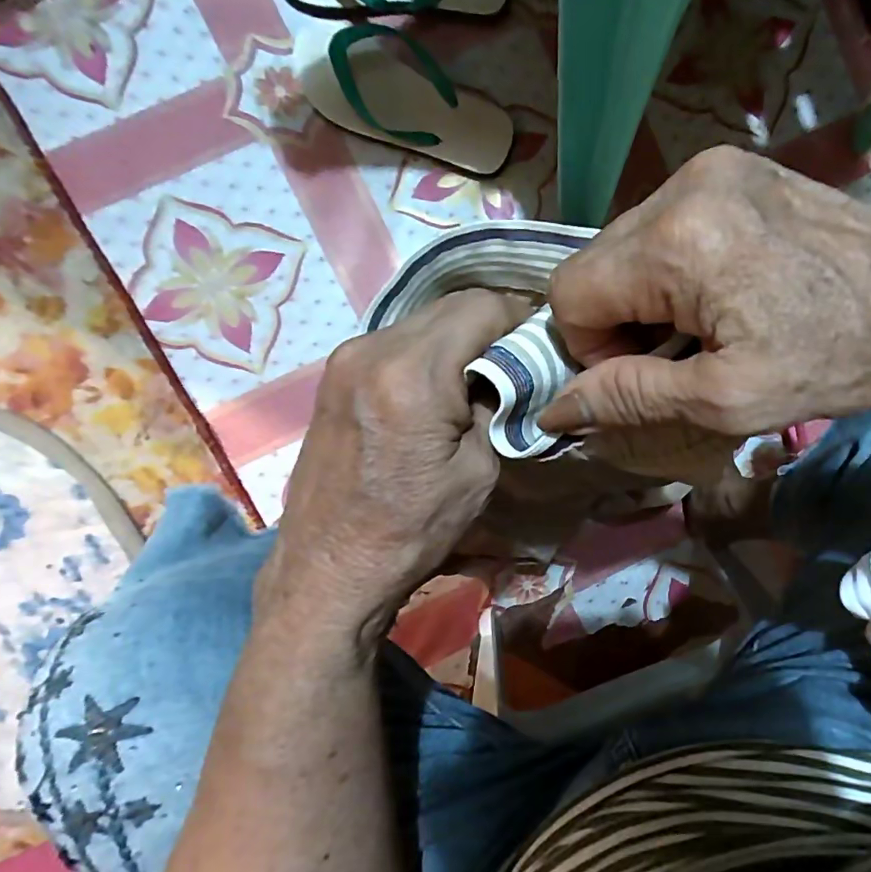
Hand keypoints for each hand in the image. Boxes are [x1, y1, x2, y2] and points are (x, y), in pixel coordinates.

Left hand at [258, 289, 533, 638]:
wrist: (331, 564)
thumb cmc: (411, 529)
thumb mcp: (478, 470)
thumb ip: (497, 405)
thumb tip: (510, 373)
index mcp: (413, 372)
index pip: (483, 306)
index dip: (521, 320)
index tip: (539, 350)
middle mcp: (372, 348)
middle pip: (450, 307)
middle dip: (490, 329)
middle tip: (514, 367)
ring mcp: (346, 357)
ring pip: (421, 323)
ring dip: (455, 342)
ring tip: (475, 383)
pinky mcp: (334, 375)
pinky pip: (395, 344)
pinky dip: (424, 356)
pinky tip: (435, 392)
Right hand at [536, 146, 870, 436]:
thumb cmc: (833, 364)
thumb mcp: (721, 400)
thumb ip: (626, 397)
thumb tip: (552, 411)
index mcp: (678, 238)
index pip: (570, 292)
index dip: (591, 346)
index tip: (647, 372)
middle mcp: (687, 183)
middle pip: (594, 265)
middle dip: (615, 321)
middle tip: (678, 353)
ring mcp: (716, 166)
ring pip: (624, 245)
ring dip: (642, 295)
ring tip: (705, 323)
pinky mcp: (738, 168)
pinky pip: (661, 225)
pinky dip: (669, 268)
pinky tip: (722, 292)